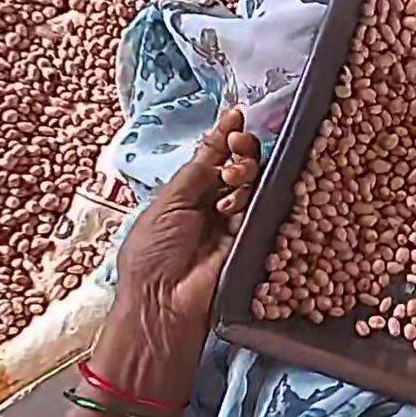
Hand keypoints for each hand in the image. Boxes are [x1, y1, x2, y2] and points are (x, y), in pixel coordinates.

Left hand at [94, 108, 259, 404]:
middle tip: (236, 143)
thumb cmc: (153, 250)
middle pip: (240, 166)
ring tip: (230, 178)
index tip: (235, 115)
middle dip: (240, 149)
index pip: (214, 157)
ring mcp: (238, 221)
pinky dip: (250, 197)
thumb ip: (199, 168)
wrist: (164, 300)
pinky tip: (234, 200)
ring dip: (244, 171)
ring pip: (255, 183)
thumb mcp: (169, 200)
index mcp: (189, 194)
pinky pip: (262, 207)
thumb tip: (218, 132)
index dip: (225, 136)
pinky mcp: (254, 237)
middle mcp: (216, 204)